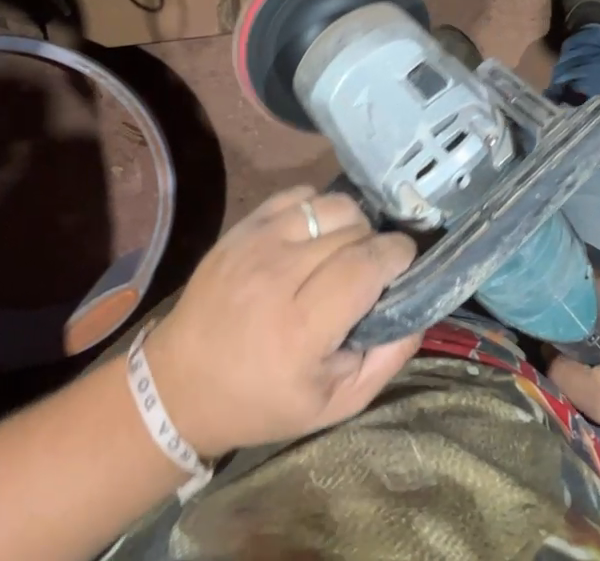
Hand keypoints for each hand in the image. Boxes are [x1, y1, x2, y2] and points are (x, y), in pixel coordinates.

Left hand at [143, 186, 419, 457]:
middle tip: (374, 270)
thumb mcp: (335, 404)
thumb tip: (421, 310)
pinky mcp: (239, 231)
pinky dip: (318, 209)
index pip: (367, 263)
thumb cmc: (262, 402)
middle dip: (377, 244)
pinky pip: (297, 195)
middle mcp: (277, 277)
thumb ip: (388, 359)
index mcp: (302, 328)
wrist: (178, 388)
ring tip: (345, 250)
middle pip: (354, 230)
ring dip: (351, 223)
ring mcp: (254, 246)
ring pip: (330, 205)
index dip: (398, 256)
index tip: (405, 265)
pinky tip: (316, 236)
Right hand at [548, 277, 599, 447]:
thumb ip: (558, 367)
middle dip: (578, 306)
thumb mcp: (590, 392)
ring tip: (573, 338)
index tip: (545, 310)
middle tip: (556, 327)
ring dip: (594, 317)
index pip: (590, 279)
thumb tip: (545, 347)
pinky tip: (598, 346)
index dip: (565, 293)